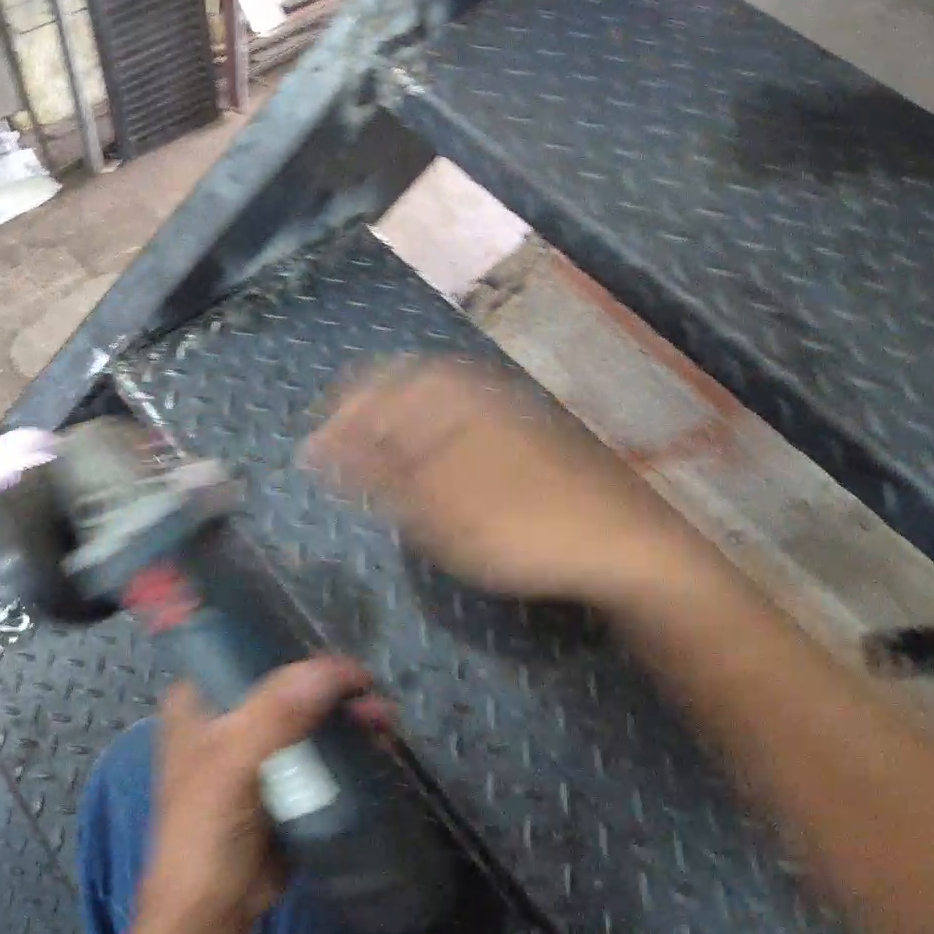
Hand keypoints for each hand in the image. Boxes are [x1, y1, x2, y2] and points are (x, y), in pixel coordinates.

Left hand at [134, 657, 371, 933]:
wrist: (212, 913)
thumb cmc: (204, 831)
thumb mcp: (233, 765)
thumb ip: (275, 714)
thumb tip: (327, 667)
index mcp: (200, 700)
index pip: (243, 651)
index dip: (287, 645)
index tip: (334, 652)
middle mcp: (226, 717)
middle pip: (284, 684)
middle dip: (329, 684)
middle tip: (368, 689)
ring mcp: (255, 750)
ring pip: (306, 716)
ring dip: (344, 714)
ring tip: (383, 717)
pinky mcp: (281, 782)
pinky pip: (317, 752)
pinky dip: (346, 745)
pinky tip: (375, 743)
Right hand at [305, 359, 720, 611]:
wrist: (623, 545)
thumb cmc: (516, 527)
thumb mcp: (430, 507)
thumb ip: (371, 471)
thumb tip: (313, 447)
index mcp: (443, 398)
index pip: (365, 391)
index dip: (333, 423)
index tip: (310, 458)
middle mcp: (470, 389)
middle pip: (396, 388)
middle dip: (363, 421)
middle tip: (343, 462)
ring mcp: (501, 407)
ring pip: (428, 403)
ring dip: (395, 430)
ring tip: (380, 469)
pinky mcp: (522, 431)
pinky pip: (457, 419)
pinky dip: (430, 440)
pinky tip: (432, 470)